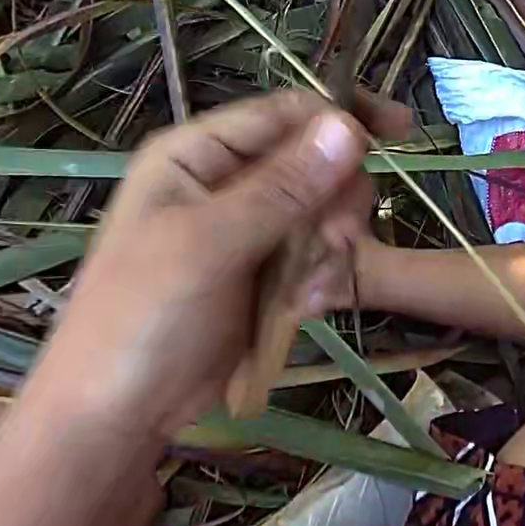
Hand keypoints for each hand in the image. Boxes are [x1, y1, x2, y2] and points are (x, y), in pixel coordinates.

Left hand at [22, 90, 408, 438]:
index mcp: (200, 154)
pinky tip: (305, 306)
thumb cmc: (143, 319)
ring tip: (308, 292)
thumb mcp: (208, 246)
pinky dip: (323, 275)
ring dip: (331, 246)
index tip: (401, 132)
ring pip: (326, 209)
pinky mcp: (270, 267)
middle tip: (335, 242)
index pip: (286, 112)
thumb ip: (281, 188)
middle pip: (317, 161)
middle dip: (337, 199)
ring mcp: (253, 227)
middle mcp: (230, 181)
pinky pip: (320, 251)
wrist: (123, 413)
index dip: (343, 115)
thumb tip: (347, 128)